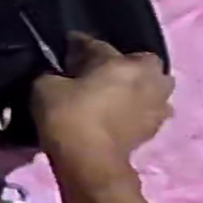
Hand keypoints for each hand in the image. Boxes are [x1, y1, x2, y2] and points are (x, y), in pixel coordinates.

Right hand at [31, 33, 172, 188]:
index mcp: (121, 63)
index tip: (66, 45)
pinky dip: (135, 106)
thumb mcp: (43, 87)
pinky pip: (148, 106)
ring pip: (151, 84)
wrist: (88, 157)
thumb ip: (53, 74)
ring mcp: (158, 102)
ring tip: (113, 92)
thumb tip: (57, 74)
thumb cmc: (66, 115)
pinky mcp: (157, 125)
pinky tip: (117, 112)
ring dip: (136, 85)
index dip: (78, 44)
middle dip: (122, 63)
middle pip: (138, 62)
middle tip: (98, 72)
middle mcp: (148, 77)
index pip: (96, 45)